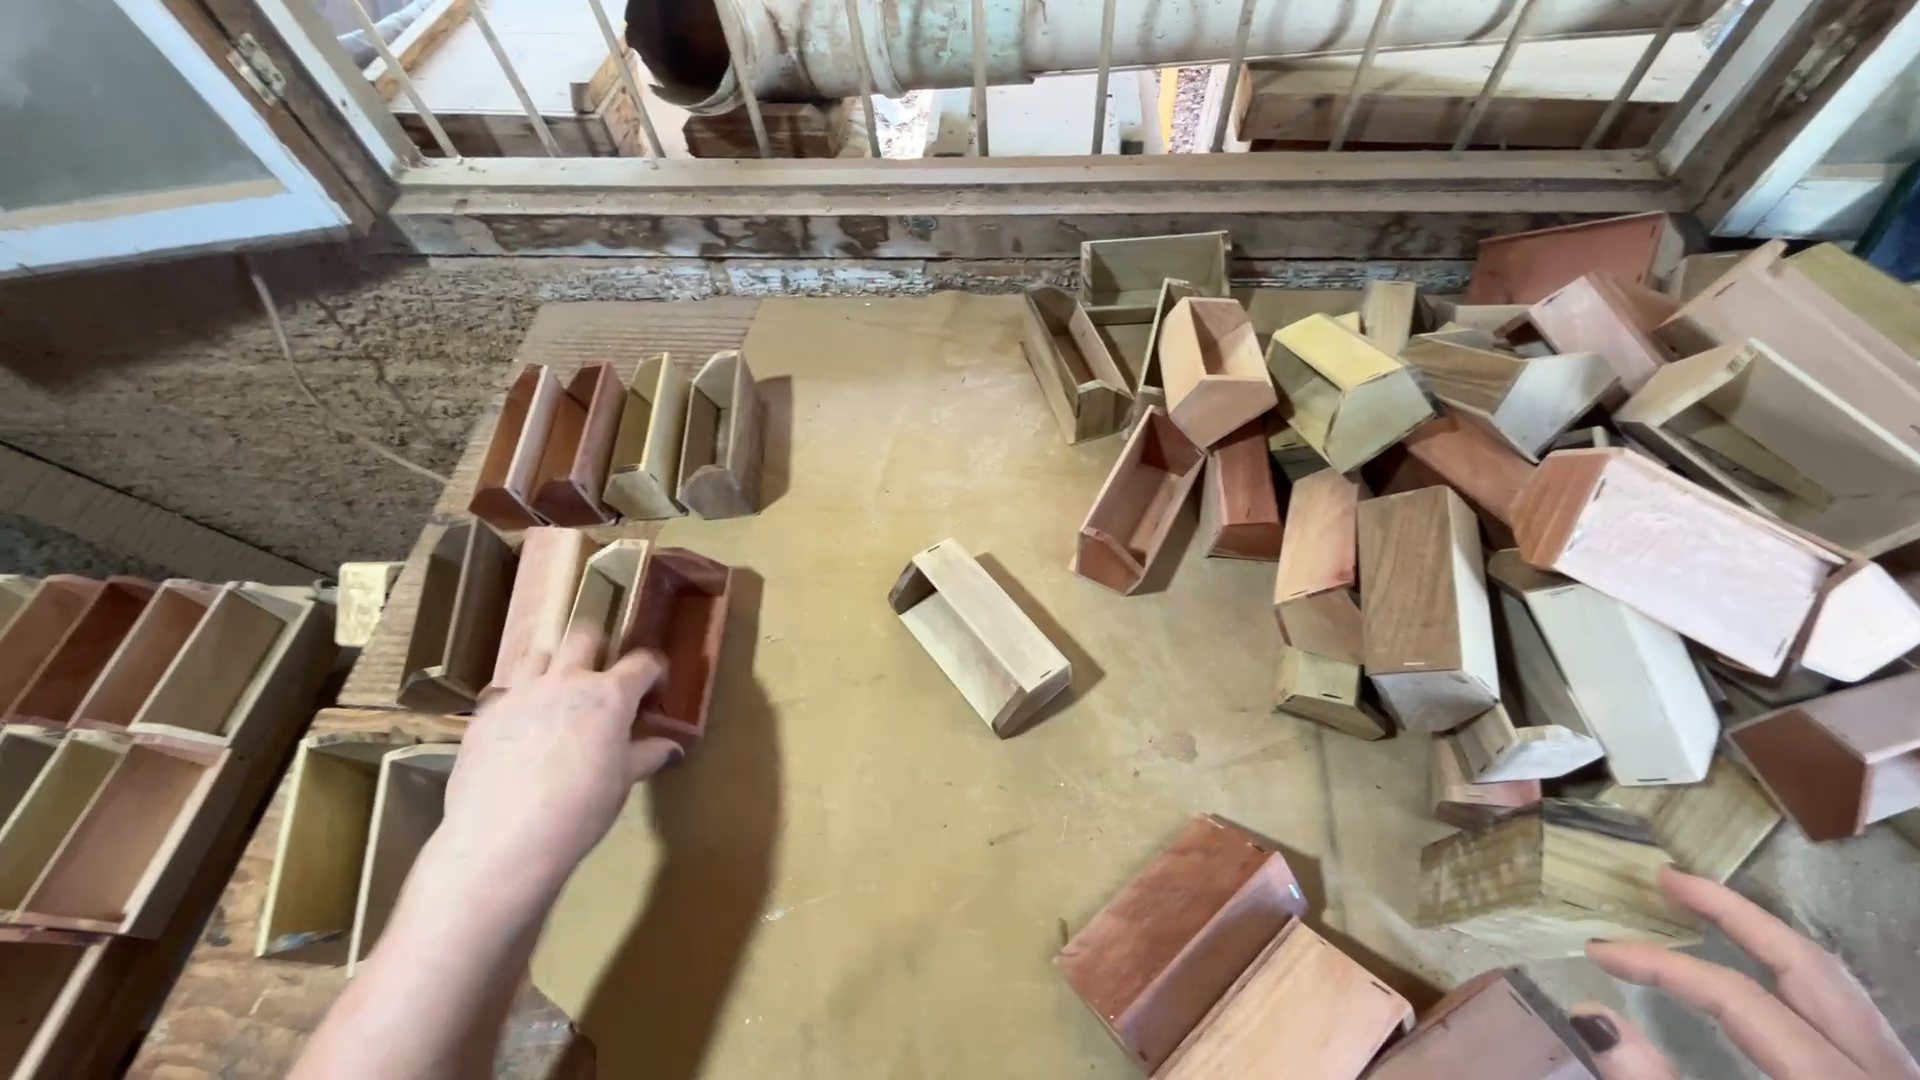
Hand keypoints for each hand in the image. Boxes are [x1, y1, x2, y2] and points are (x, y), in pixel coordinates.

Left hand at [435, 625, 682, 897]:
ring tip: (557, 696)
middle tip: (602, 679)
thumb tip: (672, 748)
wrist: (503, 839)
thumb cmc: (580, 808)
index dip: (653, 672)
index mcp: (609, 695)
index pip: (642, 662)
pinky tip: (521, 732)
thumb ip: (647, 755)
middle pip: (583, 637)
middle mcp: (565, 681)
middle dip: (598, 649)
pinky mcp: (484, 716)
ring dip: (552, 667)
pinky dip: (519, 702)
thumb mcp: (622, 781)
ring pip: (538, 656)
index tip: (654, 690)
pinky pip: (504, 693)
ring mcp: (520, 694)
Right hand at [1570, 865, 1918, 1079]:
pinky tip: (1759, 979)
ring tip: (1705, 909)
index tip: (1598, 952)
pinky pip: (1850, 1023)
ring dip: (1767, 941)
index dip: (1661, 964)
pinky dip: (1796, 983)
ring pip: (1841, 992)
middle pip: (1811, 971)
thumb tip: (1590, 1015)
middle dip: (1733, 915)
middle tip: (1666, 878)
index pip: (1738, 997)